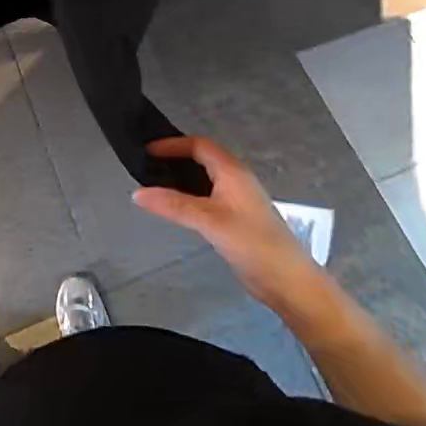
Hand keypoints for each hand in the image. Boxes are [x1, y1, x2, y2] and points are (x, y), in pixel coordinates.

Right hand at [133, 137, 326, 308]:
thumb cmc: (252, 243)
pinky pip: (209, 197)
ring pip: (206, 178)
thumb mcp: (210, 221)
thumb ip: (174, 205)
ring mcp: (238, 200)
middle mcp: (236, 180)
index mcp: (233, 172)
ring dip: (182, 178)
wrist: (288, 280)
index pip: (199, 145)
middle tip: (147, 166)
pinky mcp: (237, 219)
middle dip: (176, 158)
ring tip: (155, 185)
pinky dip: (190, 195)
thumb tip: (137, 193)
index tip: (147, 150)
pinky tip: (177, 209)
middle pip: (203, 158)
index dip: (173, 144)